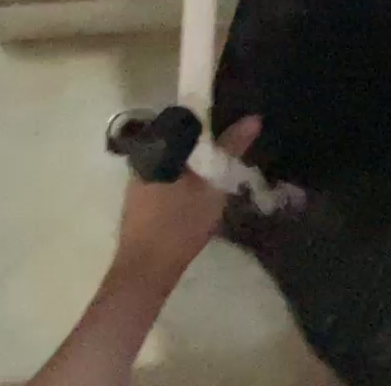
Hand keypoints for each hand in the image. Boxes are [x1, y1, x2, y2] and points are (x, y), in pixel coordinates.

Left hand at [111, 115, 261, 279]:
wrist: (145, 273)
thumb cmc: (179, 224)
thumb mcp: (213, 185)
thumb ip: (231, 150)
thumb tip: (253, 118)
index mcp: (156, 149)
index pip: (183, 120)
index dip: (208, 118)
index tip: (229, 120)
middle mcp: (142, 160)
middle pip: (177, 140)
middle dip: (202, 142)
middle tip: (228, 145)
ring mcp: (137, 182)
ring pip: (171, 160)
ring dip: (193, 161)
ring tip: (218, 164)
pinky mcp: (139, 202)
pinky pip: (166, 176)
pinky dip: (184, 177)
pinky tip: (199, 188)